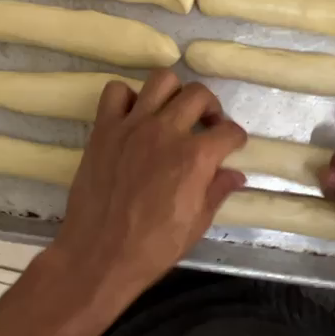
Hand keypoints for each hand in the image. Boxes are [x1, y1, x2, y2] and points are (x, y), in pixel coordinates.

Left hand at [44, 70, 247, 311]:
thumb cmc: (153, 247)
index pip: (229, 131)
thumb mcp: (196, 224)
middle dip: (211, 108)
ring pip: (161, 80)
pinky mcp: (104, 129)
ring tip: (173, 113)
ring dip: (174, 93)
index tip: (232, 146)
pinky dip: (128, 98)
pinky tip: (134, 118)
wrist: (99, 255)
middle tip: (206, 126)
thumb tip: (235, 175)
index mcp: (195, 157)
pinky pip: (116, 92)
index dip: (235, 139)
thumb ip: (217, 191)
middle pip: (199, 95)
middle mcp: (166, 132)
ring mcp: (132, 126)